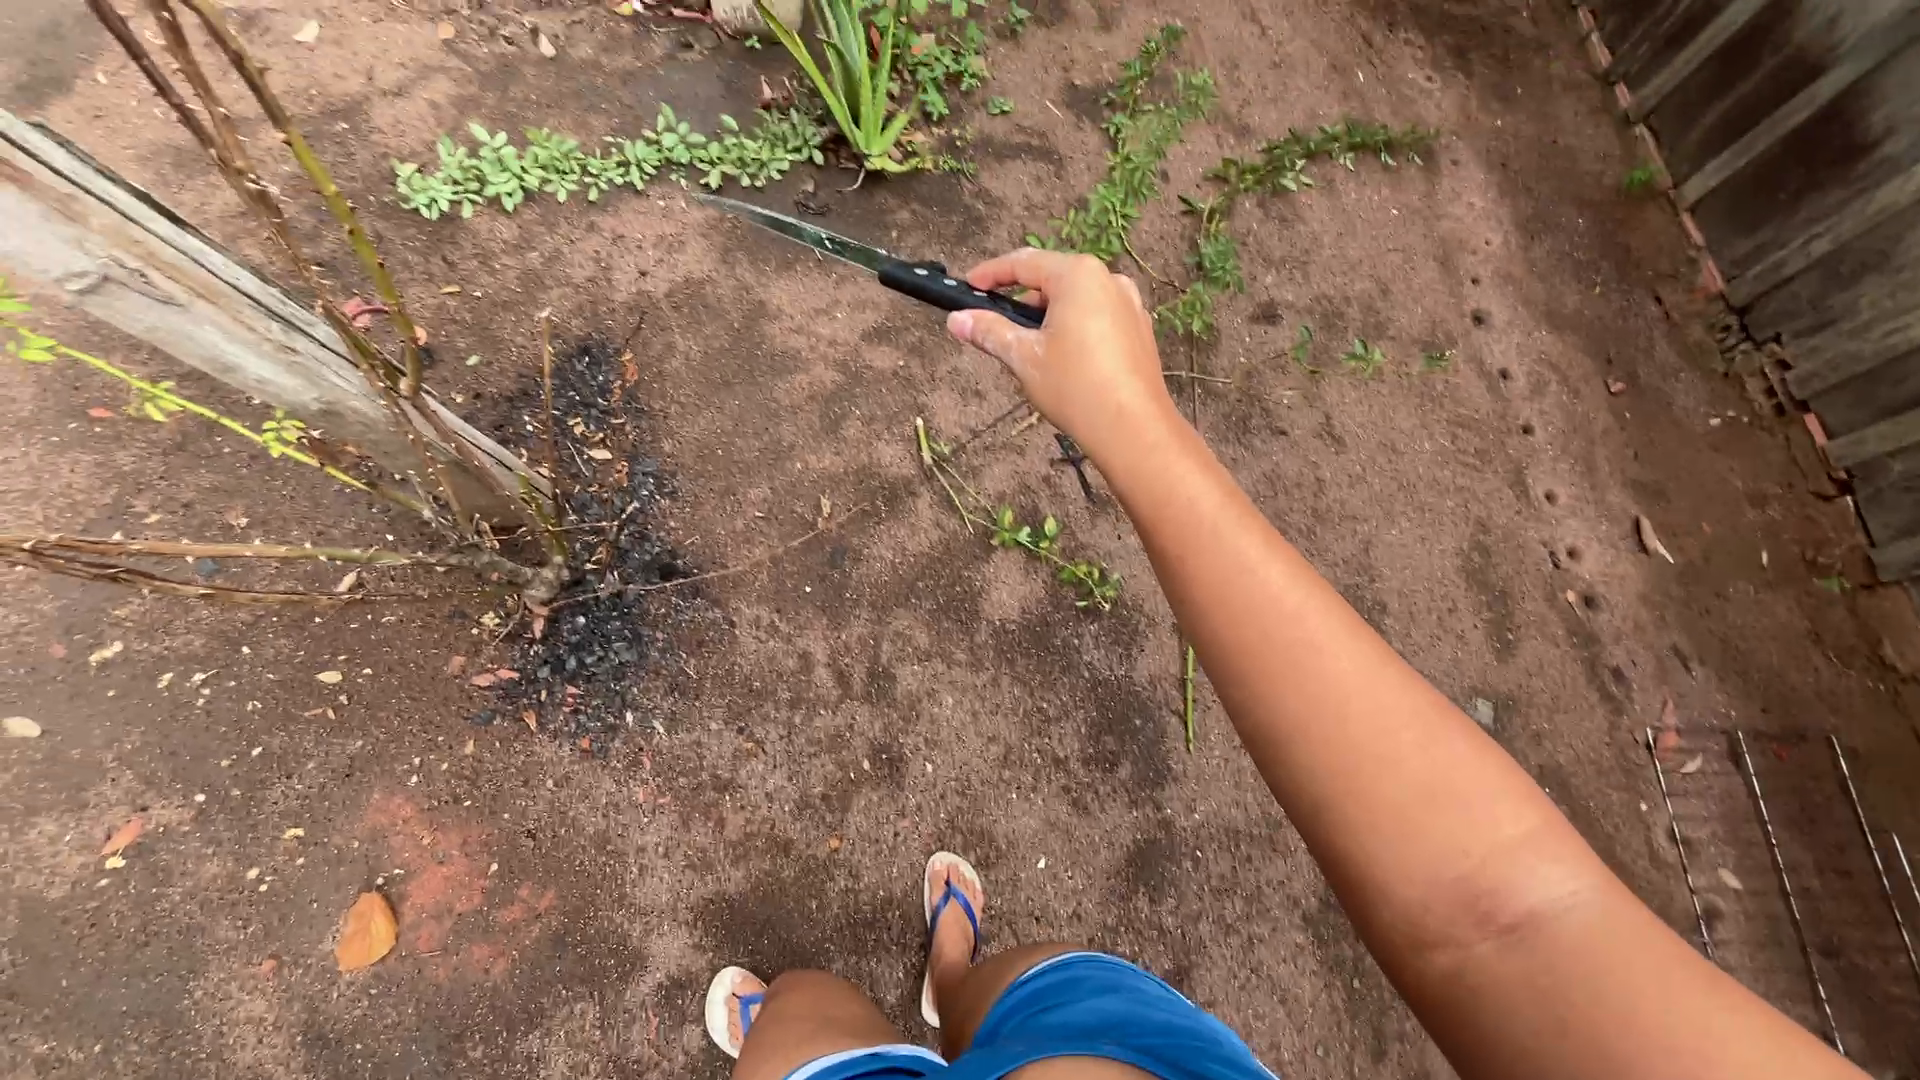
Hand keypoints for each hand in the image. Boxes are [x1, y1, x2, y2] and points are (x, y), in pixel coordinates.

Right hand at [946, 248, 1177, 462]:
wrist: (1132, 428)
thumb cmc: (1075, 387)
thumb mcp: (1023, 357)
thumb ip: (989, 331)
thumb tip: (957, 319)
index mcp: (1078, 275)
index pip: (1024, 263)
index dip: (991, 274)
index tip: (969, 286)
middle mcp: (1108, 280)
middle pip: (1052, 279)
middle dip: (1021, 299)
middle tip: (995, 324)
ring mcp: (1129, 304)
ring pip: (1075, 299)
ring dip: (1047, 316)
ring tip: (1028, 348)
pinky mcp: (1139, 329)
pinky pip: (1097, 316)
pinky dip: (1073, 327)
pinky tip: (1062, 358)